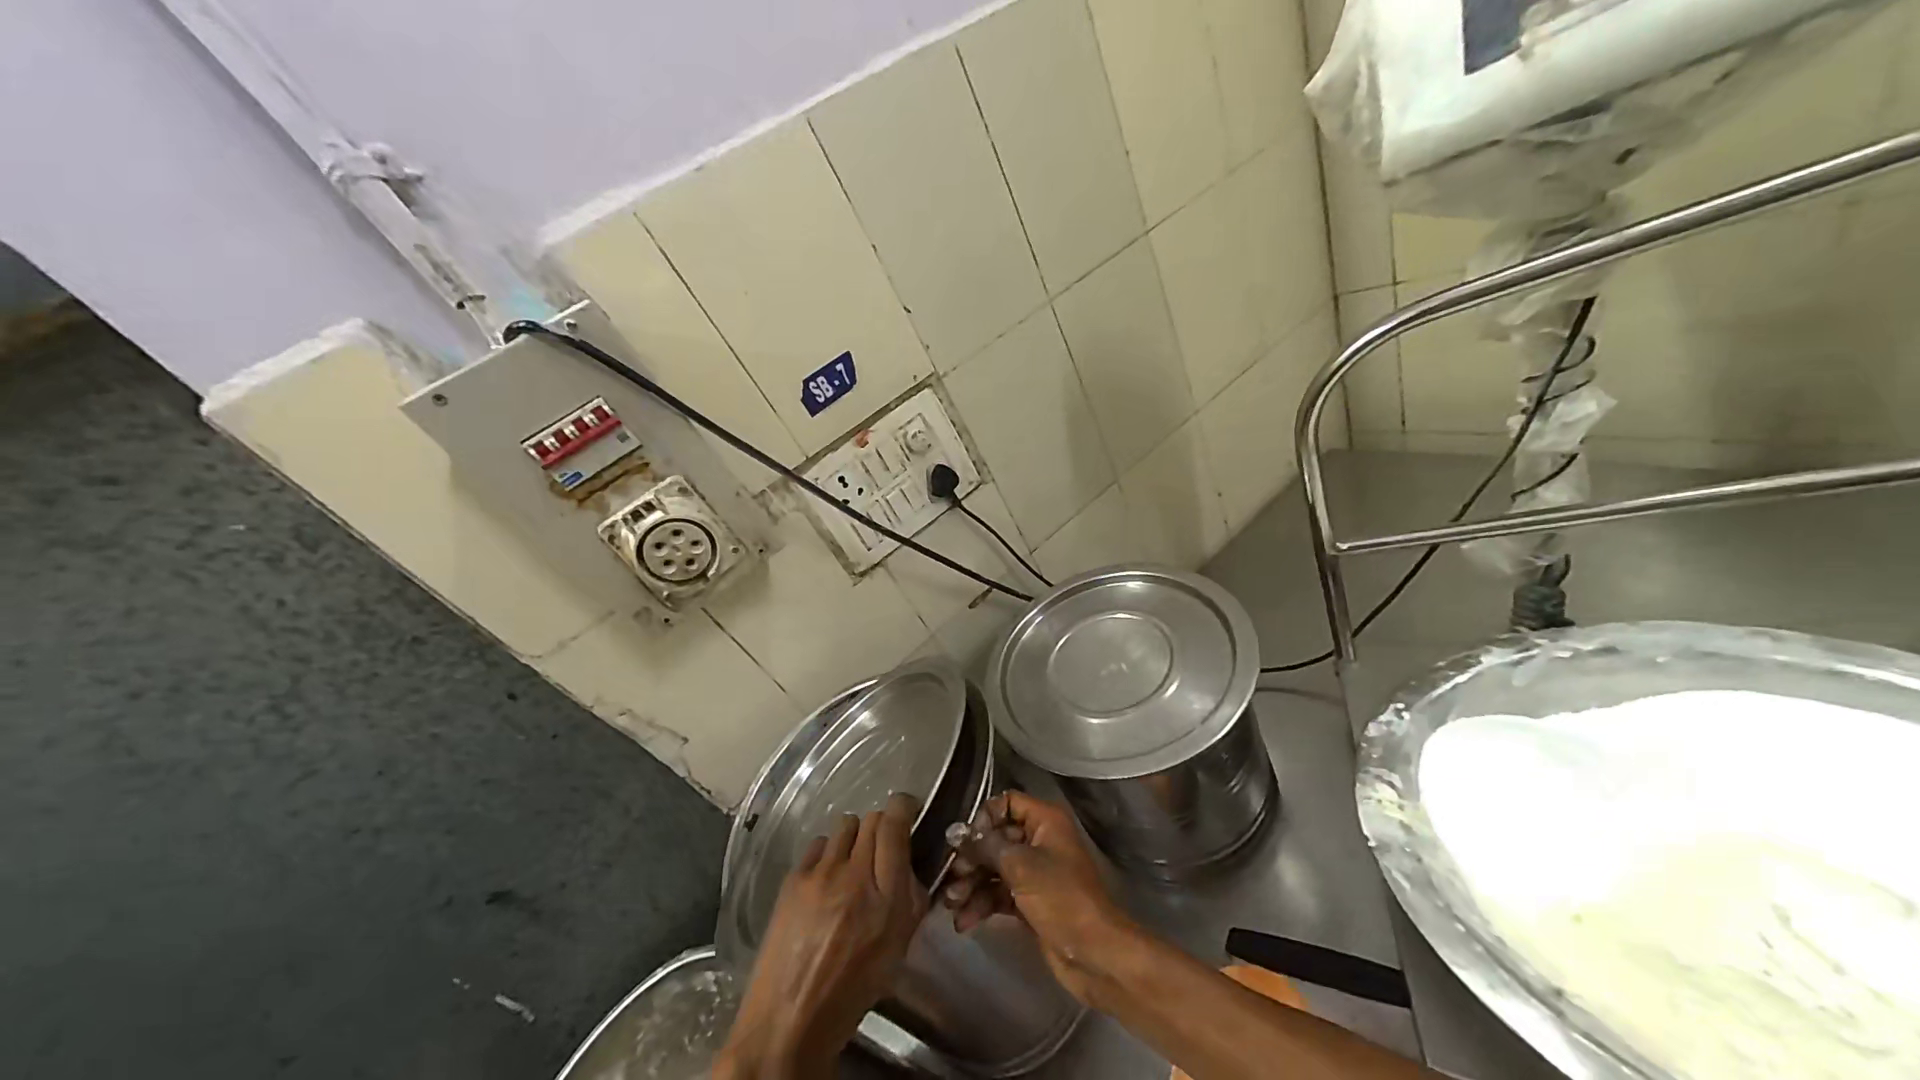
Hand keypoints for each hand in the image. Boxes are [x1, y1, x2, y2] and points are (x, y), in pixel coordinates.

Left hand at [717, 793, 926, 1079]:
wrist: (790, 1016)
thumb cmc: (852, 989)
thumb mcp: (898, 947)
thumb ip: (910, 898)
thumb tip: (909, 862)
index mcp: (887, 897)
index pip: (894, 825)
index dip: (903, 807)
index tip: (907, 809)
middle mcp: (854, 876)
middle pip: (870, 819)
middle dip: (881, 826)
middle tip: (880, 849)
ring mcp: (820, 874)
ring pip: (844, 826)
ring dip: (854, 838)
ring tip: (851, 865)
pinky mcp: (793, 878)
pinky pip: (818, 845)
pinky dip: (828, 855)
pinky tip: (826, 881)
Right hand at [940, 791, 1135, 1003]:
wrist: (1095, 954)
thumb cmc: (1062, 899)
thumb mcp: (1021, 867)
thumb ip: (986, 846)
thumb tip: (956, 832)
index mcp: (1045, 822)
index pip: (1007, 803)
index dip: (984, 818)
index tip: (966, 840)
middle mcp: (1039, 842)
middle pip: (996, 839)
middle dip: (971, 859)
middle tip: (951, 877)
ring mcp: (1034, 874)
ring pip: (994, 869)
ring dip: (971, 885)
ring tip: (952, 904)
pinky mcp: (1029, 902)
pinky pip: (998, 894)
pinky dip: (981, 904)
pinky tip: (963, 921)